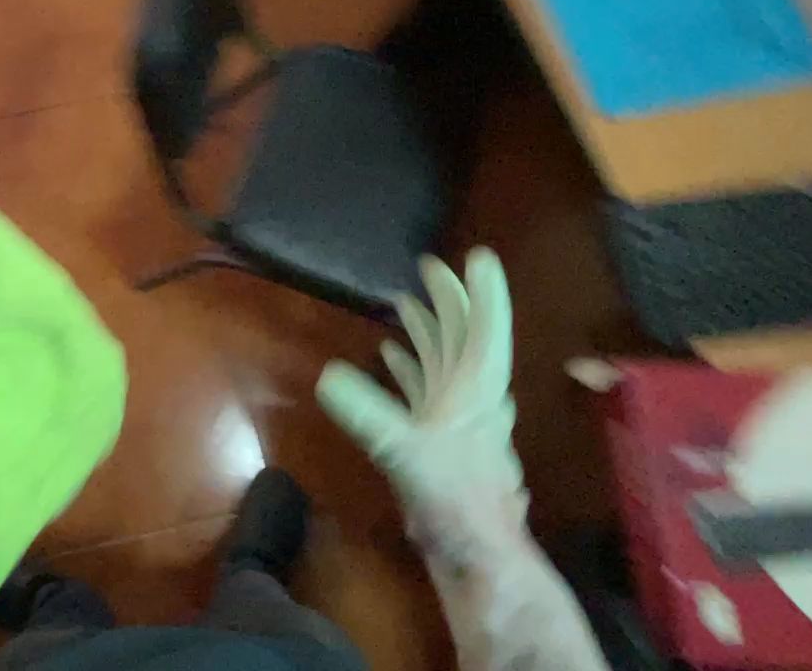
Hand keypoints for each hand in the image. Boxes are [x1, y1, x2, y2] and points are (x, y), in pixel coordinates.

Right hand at [318, 248, 519, 506]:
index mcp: (476, 388)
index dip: (483, 292)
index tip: (477, 256)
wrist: (474, 555)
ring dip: (427, 329)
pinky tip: (388, 355)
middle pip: (462, 336)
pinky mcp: (437, 435)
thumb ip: (369, 413)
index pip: (485, 328)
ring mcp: (455, 416)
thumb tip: (326, 375)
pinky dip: (408, 365)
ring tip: (405, 301)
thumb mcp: (408, 451)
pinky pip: (424, 387)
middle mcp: (470, 394)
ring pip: (444, 359)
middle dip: (448, 300)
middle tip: (429, 266)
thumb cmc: (454, 497)